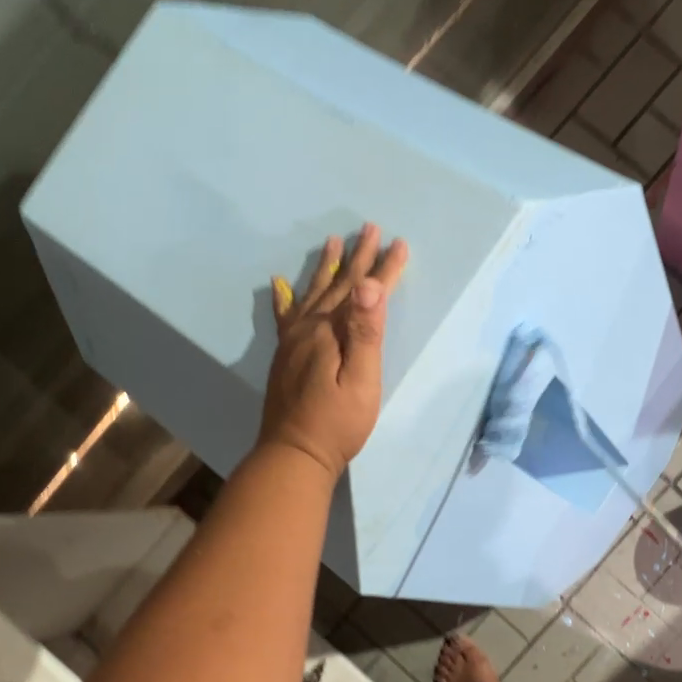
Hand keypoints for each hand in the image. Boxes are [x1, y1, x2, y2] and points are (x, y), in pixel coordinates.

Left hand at [259, 223, 408, 477]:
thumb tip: (370, 285)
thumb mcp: (361, 380)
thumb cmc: (337, 423)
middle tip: (370, 228)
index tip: (400, 243)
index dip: (384, 269)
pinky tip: (281, 284)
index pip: (364, 291)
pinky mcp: (285, 357)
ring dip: (326, 267)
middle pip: (338, 285)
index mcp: (332, 332)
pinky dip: (284, 297)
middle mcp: (309, 328)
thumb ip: (365, 332)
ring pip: (313, 293)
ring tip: (333, 242)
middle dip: (358, 258)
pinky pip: (284, 316)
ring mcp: (293, 341)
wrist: (294, 454)